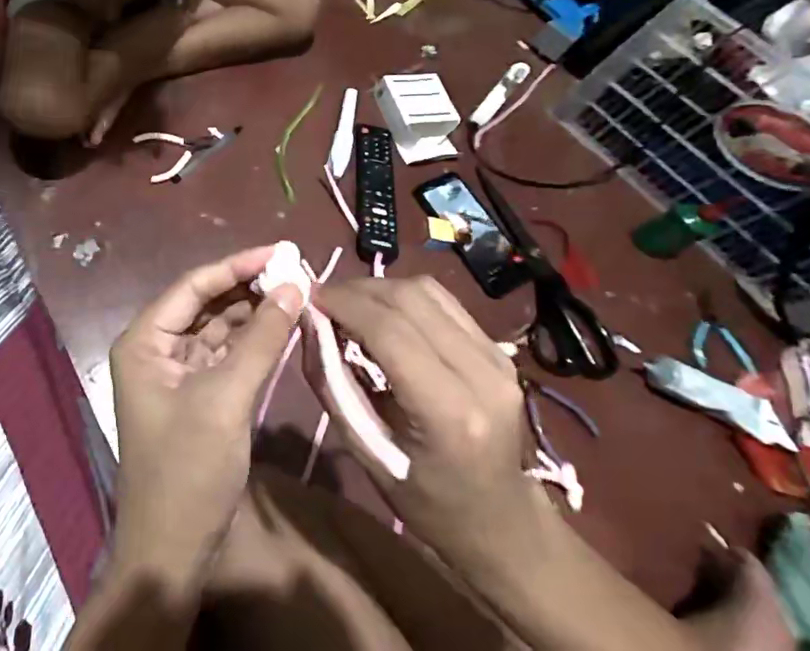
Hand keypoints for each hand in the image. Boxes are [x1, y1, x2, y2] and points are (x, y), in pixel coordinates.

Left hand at [109, 245, 305, 578]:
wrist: (173, 550)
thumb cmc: (189, 469)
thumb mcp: (227, 397)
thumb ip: (262, 338)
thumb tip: (296, 286)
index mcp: (145, 341)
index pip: (195, 285)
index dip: (238, 264)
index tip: (282, 251)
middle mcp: (158, 349)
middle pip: (208, 302)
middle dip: (251, 287)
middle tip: (298, 271)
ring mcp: (179, 373)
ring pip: (221, 327)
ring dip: (257, 313)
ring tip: (299, 294)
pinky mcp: (200, 395)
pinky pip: (230, 354)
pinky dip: (257, 341)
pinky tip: (286, 328)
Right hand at [305, 278, 546, 574]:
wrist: (499, 520)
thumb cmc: (425, 501)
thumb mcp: (367, 453)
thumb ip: (333, 385)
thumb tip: (310, 324)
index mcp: (450, 412)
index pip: (390, 331)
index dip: (346, 304)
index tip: (311, 297)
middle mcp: (482, 374)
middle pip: (411, 300)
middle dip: (360, 290)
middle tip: (325, 298)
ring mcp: (498, 357)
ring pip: (430, 292)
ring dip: (383, 288)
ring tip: (351, 303)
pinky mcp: (500, 349)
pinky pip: (446, 303)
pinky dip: (407, 299)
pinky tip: (384, 312)